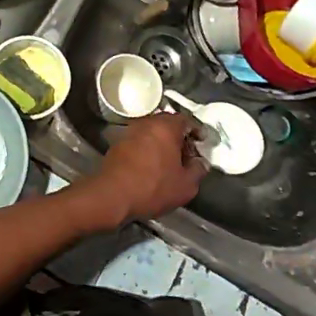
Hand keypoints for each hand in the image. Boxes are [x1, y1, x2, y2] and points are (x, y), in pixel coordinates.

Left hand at [90, 112, 207, 224]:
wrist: (112, 195)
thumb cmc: (153, 187)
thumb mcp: (186, 184)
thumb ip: (198, 169)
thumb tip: (200, 162)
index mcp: (164, 127)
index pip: (185, 120)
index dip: (196, 130)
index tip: (202, 142)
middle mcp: (144, 124)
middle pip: (166, 124)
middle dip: (179, 136)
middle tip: (188, 153)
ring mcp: (128, 133)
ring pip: (151, 133)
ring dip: (162, 143)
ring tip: (172, 161)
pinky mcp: (116, 145)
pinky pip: (139, 142)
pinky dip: (148, 148)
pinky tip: (153, 165)